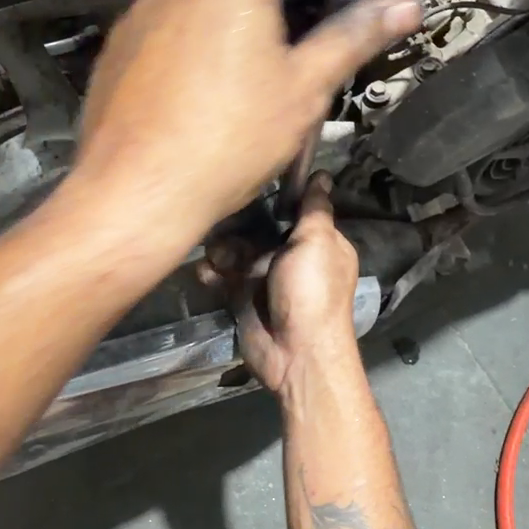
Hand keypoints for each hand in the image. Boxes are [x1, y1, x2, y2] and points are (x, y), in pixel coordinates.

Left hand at [66, 0, 419, 246]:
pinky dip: (189, 76)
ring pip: (207, 27)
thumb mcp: (306, 88)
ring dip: (230, 58)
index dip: (317, 20)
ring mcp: (140, 12)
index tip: (317, 63)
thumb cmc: (227, 141)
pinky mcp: (117, 51)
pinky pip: (169, 52)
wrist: (138, 194)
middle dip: (272, 39)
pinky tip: (198, 119)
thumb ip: (353, 37)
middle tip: (282, 97)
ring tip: (237, 116)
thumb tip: (402, 6)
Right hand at [201, 173, 361, 395]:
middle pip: (258, 229)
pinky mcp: (244, 298)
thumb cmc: (312, 292)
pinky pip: (224, 278)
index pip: (293, 210)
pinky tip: (205, 274)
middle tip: (221, 226)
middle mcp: (292, 258)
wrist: (296, 353)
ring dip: (220, 250)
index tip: (247, 180)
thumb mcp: (318, 242)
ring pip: (236, 252)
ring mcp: (266, 279)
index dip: (272, 198)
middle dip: (237, 227)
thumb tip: (322, 175)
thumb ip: (314, 208)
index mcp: (318, 243)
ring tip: (214, 256)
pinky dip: (213, 274)